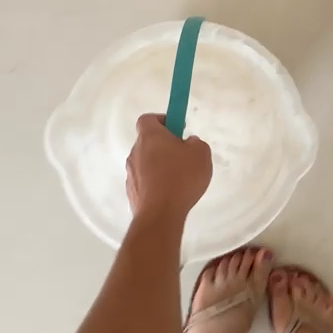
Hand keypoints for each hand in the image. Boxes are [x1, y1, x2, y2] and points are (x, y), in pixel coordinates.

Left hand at [125, 113, 211, 228]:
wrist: (161, 214)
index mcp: (150, 137)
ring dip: (159, 166)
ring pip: (146, 162)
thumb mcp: (201, 153)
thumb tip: (188, 143)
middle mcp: (135, 152)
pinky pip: (144, 181)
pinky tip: (170, 194)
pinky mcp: (131, 192)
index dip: (162, 120)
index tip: (176, 129)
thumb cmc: (182, 177)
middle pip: (147, 141)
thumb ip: (196, 143)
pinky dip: (155, 183)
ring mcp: (131, 173)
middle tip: (182, 155)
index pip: (147, 119)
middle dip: (163, 145)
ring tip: (179, 179)